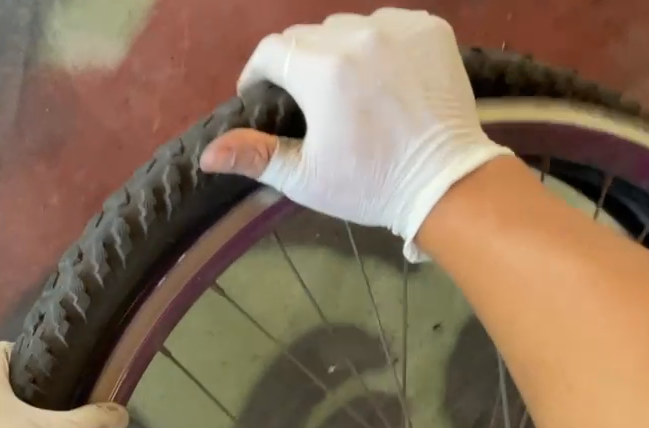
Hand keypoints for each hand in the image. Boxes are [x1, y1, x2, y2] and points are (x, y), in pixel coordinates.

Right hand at [200, 9, 510, 259]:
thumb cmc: (365, 185)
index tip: (256, 97)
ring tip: (334, 87)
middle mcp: (360, 37)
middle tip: (296, 99)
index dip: (255, 72)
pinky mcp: (430, 28)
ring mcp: (399, 28)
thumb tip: (207, 154)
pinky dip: (370, 43)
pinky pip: (385, 23)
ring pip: (345, 25)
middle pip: (306, 34)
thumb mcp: (302, 177)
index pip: (272, 50)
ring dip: (330, 50)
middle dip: (292, 63)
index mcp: (324, 71)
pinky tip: (372, 76)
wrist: (442, 180)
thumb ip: (254, 156)